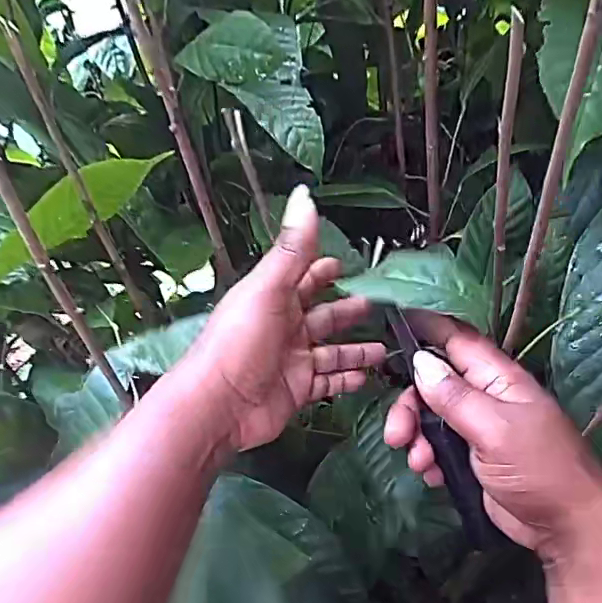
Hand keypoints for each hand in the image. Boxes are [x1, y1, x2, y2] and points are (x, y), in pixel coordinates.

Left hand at [172, 187, 385, 451]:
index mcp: (274, 299)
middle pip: (324, 316)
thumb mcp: (267, 289)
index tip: (345, 264)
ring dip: (356, 351)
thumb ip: (292, 249)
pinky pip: (329, 383)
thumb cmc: (236, 345)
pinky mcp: (297, 390)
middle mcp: (284, 328)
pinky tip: (364, 377)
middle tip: (375, 306)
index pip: (304, 278)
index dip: (324, 270)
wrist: (218, 404)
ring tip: (383, 350)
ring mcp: (292, 361)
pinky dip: (347, 380)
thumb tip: (305, 198)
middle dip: (349, 311)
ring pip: (333, 352)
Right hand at [383, 314, 601, 560]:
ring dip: (416, 437)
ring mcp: (480, 429)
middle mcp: (487, 397)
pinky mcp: (474, 459)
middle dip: (410, 406)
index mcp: (499, 379)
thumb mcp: (495, 429)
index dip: (425, 330)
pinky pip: (440, 448)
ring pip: (432, 418)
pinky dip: (429, 459)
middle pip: (434, 383)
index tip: (389, 326)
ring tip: (420, 463)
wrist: (565, 526)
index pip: (457, 340)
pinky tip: (433, 476)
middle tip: (396, 435)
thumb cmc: (540, 470)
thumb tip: (421, 361)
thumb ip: (456, 397)